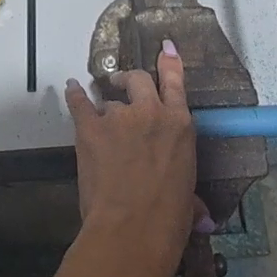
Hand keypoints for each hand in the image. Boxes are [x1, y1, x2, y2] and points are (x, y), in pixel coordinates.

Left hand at [64, 38, 197, 269]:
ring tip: (100, 119)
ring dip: (106, 108)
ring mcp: (118, 117)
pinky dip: (75, 94)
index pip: (175, 84)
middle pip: (139, 80)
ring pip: (110, 100)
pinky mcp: (90, 127)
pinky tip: (72, 88)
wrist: (132, 229)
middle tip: (123, 83)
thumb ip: (192, 199)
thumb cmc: (169, 219)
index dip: (169, 64)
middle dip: (131, 80)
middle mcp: (150, 112)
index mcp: (179, 126)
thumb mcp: (187, 201)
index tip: (165, 48)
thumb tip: (204, 219)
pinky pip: (80, 102)